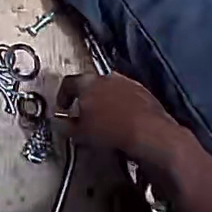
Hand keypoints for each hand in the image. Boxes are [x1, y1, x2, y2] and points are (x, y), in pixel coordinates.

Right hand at [58, 73, 183, 166]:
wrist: (150, 134)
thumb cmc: (110, 131)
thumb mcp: (82, 133)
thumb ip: (69, 126)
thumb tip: (62, 123)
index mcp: (86, 82)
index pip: (68, 83)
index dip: (63, 96)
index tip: (63, 108)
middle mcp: (106, 77)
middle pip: (91, 84)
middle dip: (87, 98)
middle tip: (85, 115)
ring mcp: (127, 83)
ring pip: (111, 90)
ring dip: (107, 102)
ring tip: (107, 121)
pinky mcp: (145, 92)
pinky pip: (128, 98)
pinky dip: (124, 107)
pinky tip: (125, 123)